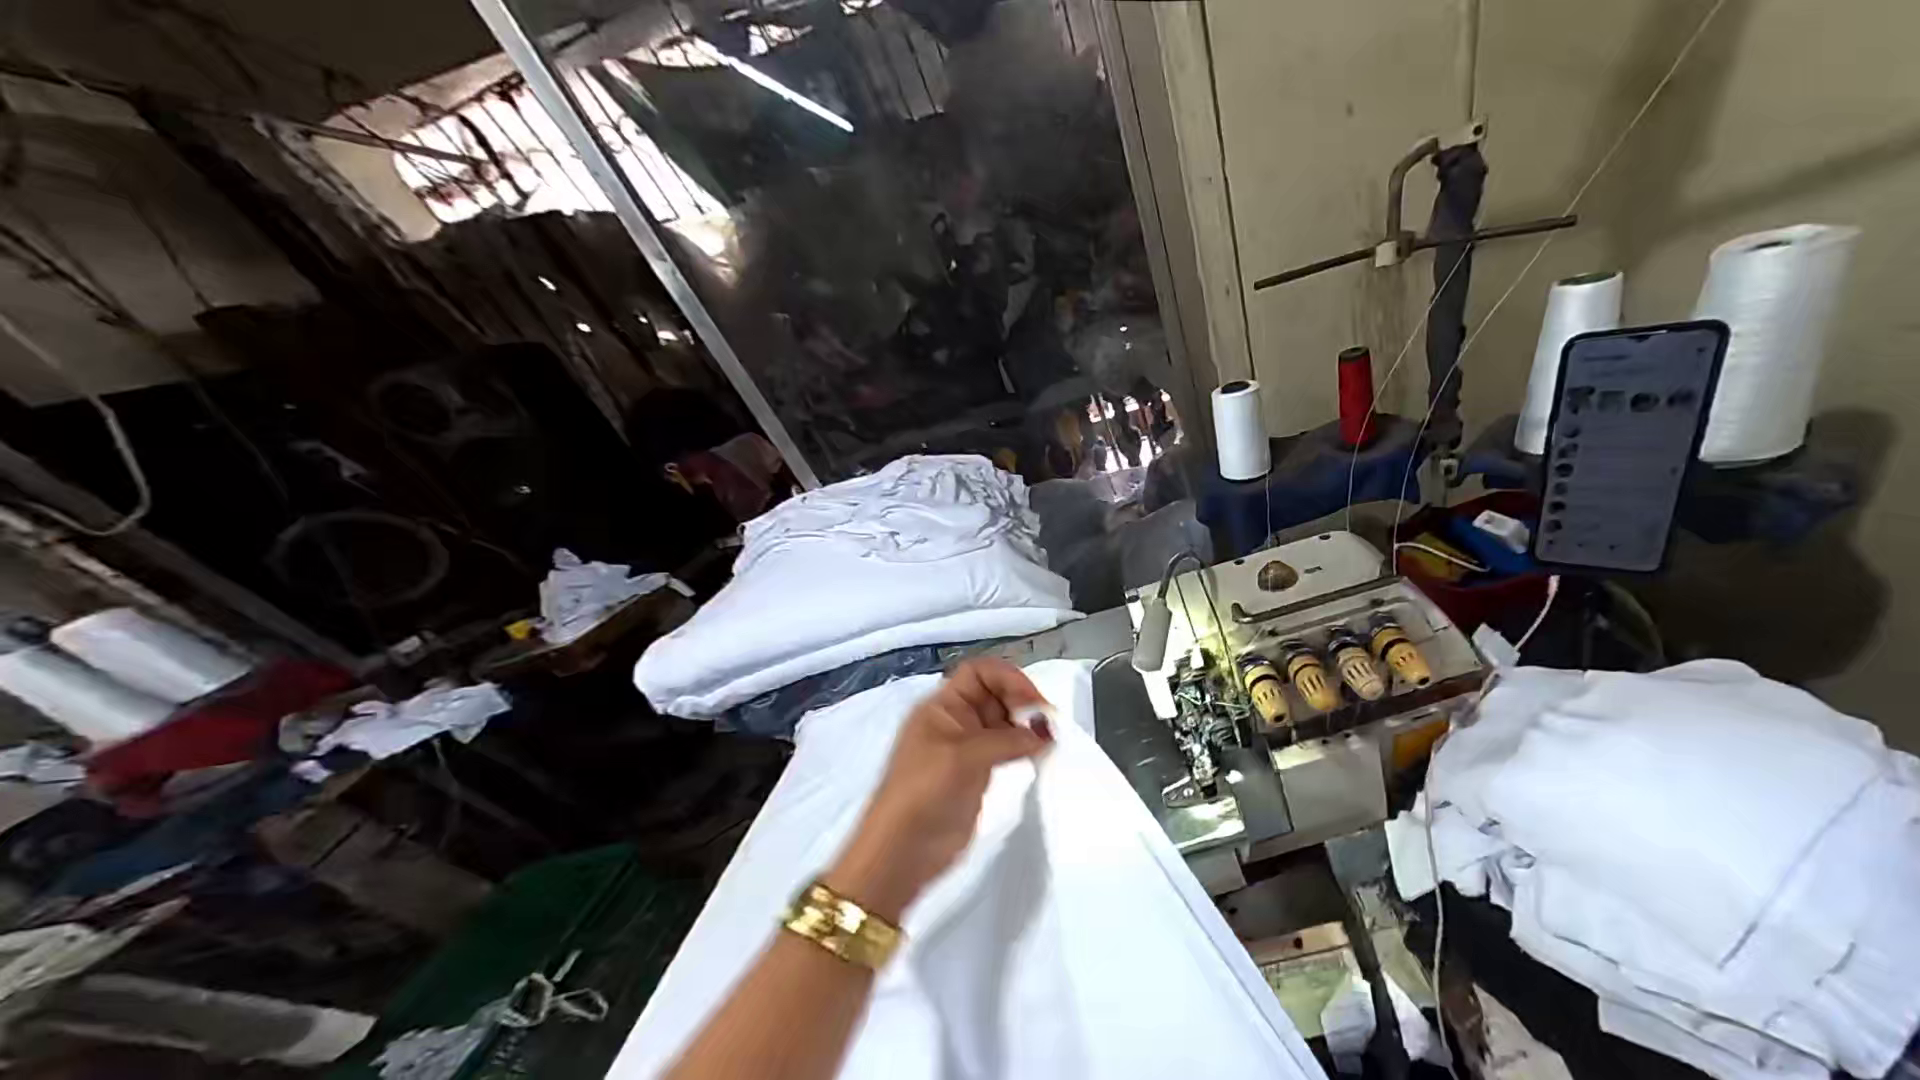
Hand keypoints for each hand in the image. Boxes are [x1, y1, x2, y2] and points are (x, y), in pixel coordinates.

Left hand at [823, 659, 1053, 921]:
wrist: (902, 851)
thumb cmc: (924, 792)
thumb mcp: (963, 757)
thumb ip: (1006, 740)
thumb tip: (1044, 734)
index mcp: (941, 706)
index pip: (979, 673)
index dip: (1008, 678)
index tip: (1034, 702)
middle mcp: (954, 720)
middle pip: (994, 694)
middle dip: (1022, 702)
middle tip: (1048, 724)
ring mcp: (965, 747)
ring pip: (1002, 721)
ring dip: (1026, 725)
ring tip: (1048, 741)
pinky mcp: (975, 773)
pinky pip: (1004, 748)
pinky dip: (1023, 746)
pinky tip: (1040, 754)